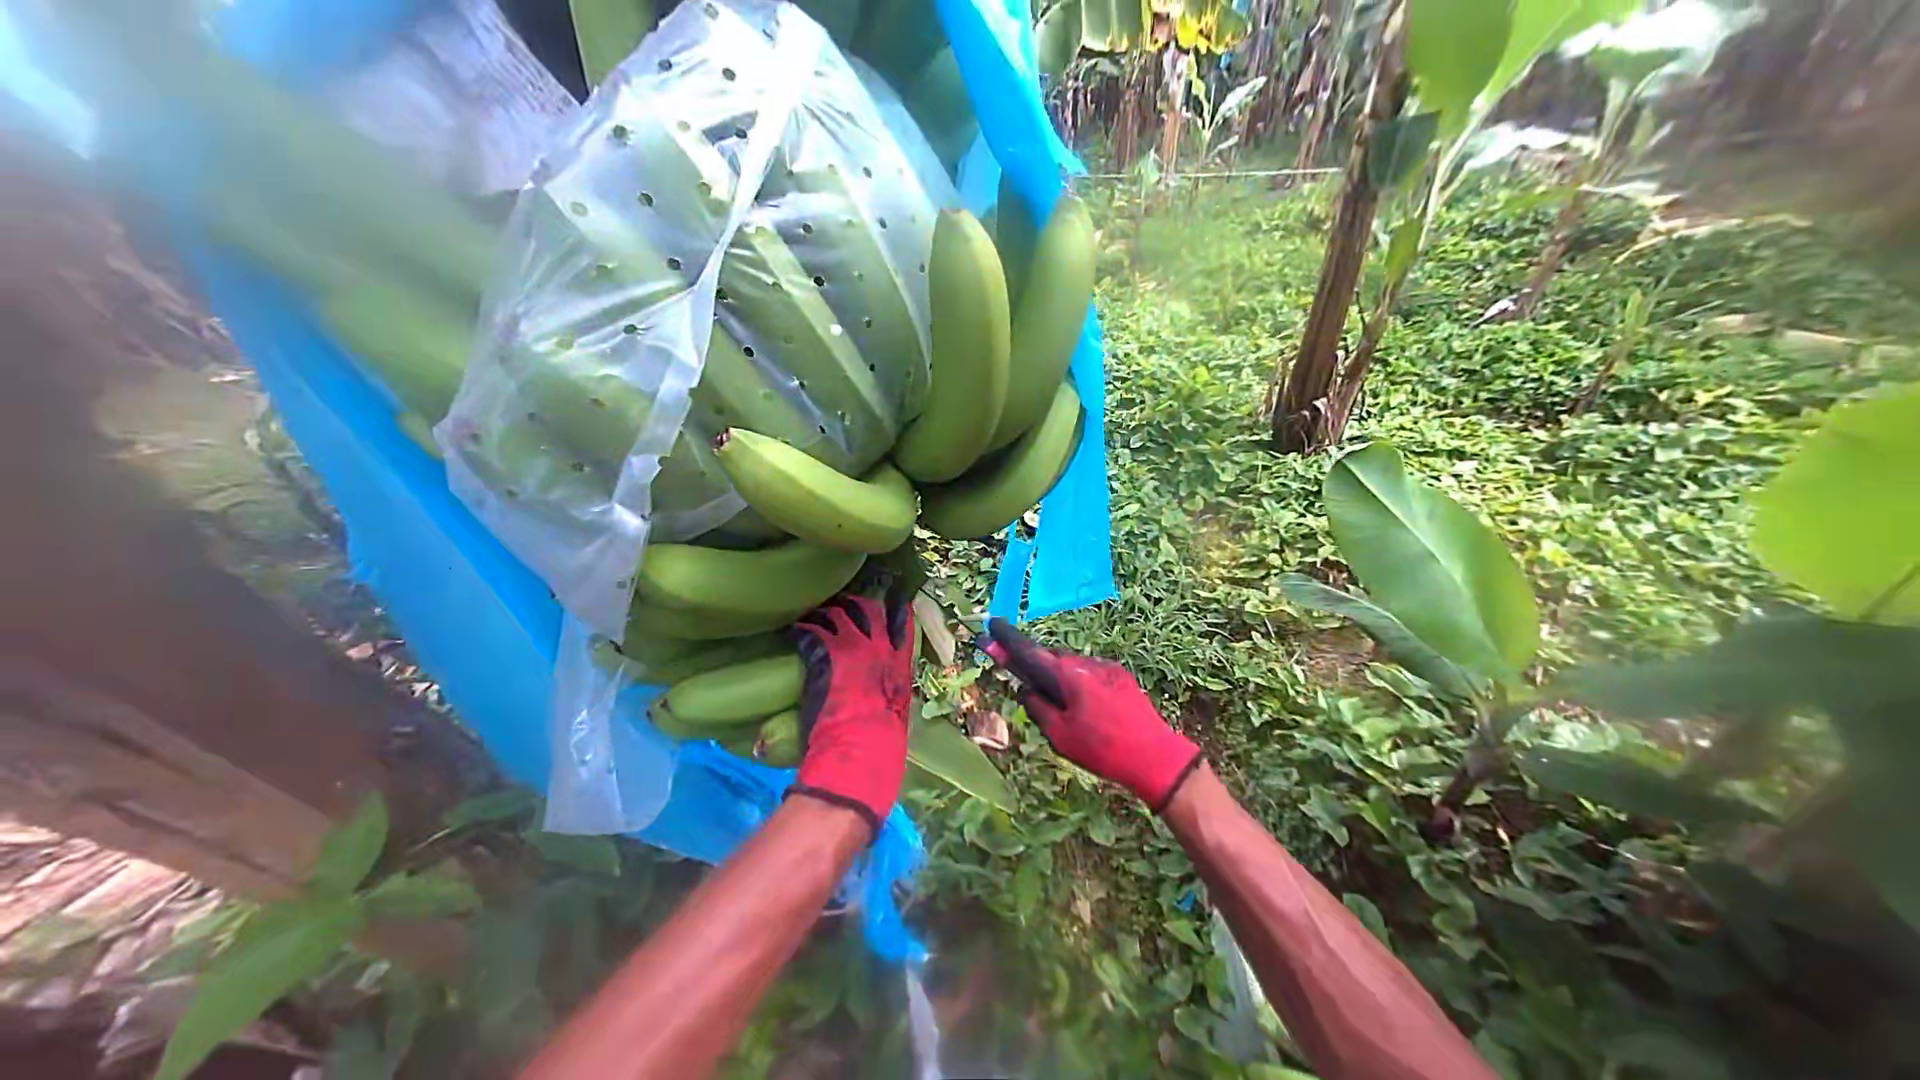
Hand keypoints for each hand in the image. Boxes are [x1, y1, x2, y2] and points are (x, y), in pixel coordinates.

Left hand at [787, 592, 913, 835]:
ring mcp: (852, 646)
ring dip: (825, 613)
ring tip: (813, 614)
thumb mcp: (894, 708)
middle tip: (841, 602)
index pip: (902, 620)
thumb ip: (889, 691)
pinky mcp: (825, 653)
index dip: (893, 605)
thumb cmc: (882, 740)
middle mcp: (879, 646)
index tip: (888, 595)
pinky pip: (811, 630)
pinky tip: (794, 631)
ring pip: (838, 613)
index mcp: (899, 661)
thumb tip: (881, 694)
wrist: (862, 749)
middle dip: (854, 602)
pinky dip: (802, 629)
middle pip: (868, 608)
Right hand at [984, 618, 1202, 811]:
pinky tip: (1079, 703)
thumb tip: (1025, 690)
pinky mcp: (1120, 675)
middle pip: (1048, 657)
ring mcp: (1105, 667)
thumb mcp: (1059, 735)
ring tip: (1053, 700)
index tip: (991, 625)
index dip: (1006, 640)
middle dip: (1030, 660)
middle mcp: (1085, 663)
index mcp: (1067, 675)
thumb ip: (1037, 708)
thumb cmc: (1102, 749)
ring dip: (1055, 674)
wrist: (1155, 755)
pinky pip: (1088, 672)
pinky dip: (1075, 680)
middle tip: (1012, 667)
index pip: (1028, 652)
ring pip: (1069, 665)